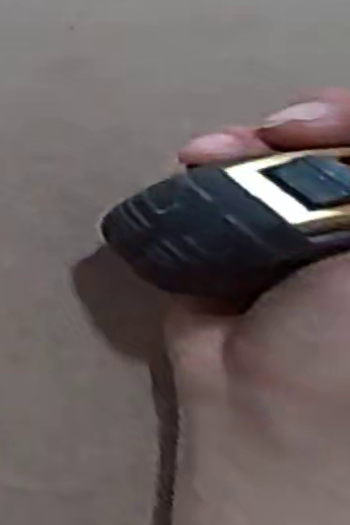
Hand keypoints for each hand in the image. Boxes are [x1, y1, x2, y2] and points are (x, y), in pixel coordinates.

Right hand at [167, 89, 349, 524]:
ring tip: (208, 151)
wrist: (274, 398)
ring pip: (279, 156)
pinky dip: (203, 164)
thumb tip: (336, 153)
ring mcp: (305, 228)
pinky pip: (220, 178)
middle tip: (273, 131)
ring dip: (244, 142)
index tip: (315, 128)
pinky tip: (190, 162)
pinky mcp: (236, 231)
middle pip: (336, 149)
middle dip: (307, 126)